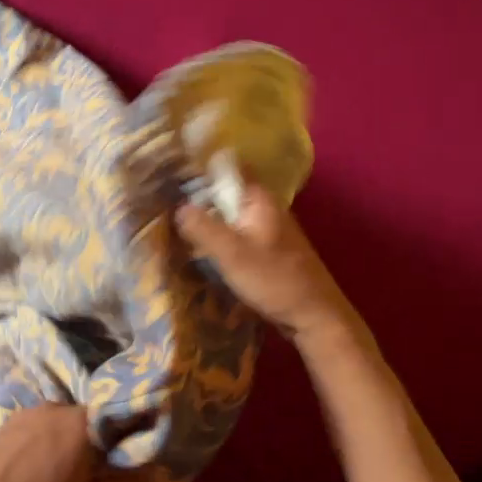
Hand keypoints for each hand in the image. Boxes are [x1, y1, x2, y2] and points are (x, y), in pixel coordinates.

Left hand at [0, 405, 145, 481]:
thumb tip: (153, 471)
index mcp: (78, 421)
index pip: (113, 416)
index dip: (123, 437)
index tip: (126, 458)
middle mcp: (51, 406)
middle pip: (84, 419)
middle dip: (93, 442)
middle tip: (96, 474)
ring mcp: (23, 413)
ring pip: (57, 424)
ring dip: (65, 444)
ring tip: (64, 477)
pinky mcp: (2, 426)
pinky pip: (34, 430)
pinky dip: (41, 445)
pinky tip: (37, 473)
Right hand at [176, 184, 368, 348]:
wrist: (315, 317)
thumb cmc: (274, 279)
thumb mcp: (231, 253)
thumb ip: (202, 227)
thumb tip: (177, 207)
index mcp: (259, 198)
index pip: (227, 166)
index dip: (201, 165)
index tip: (173, 170)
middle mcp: (265, 206)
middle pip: (226, 190)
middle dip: (199, 194)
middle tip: (166, 198)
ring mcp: (268, 227)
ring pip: (230, 213)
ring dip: (208, 216)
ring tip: (176, 220)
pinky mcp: (268, 248)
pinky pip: (236, 231)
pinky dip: (219, 234)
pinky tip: (200, 245)